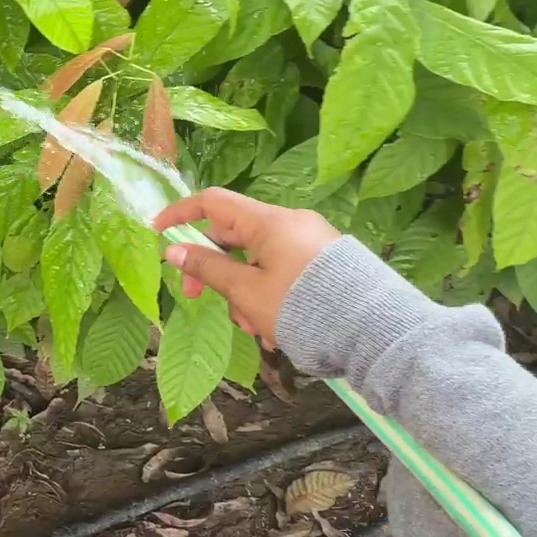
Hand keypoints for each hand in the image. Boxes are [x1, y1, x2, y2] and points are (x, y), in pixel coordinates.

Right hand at [152, 188, 340, 347]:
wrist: (379, 334)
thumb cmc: (301, 306)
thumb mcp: (245, 290)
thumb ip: (206, 268)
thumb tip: (173, 250)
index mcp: (270, 222)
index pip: (212, 202)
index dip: (180, 214)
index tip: (157, 233)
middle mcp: (291, 224)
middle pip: (233, 235)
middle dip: (211, 268)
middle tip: (195, 297)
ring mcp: (311, 243)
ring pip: (256, 259)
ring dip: (240, 289)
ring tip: (250, 326)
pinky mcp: (325, 264)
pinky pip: (281, 270)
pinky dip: (265, 292)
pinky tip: (271, 326)